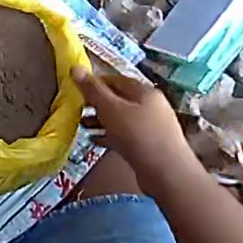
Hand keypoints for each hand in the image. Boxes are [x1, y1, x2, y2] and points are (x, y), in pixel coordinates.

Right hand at [73, 68, 189, 170]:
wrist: (167, 174)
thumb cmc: (138, 135)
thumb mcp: (111, 109)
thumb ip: (93, 90)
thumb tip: (75, 68)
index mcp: (144, 92)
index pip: (115, 80)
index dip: (95, 83)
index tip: (76, 90)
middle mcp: (150, 106)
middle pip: (118, 99)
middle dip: (96, 104)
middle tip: (77, 109)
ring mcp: (151, 127)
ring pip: (121, 118)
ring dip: (101, 120)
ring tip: (81, 125)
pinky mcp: (148, 146)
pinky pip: (125, 136)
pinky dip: (109, 135)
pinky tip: (94, 140)